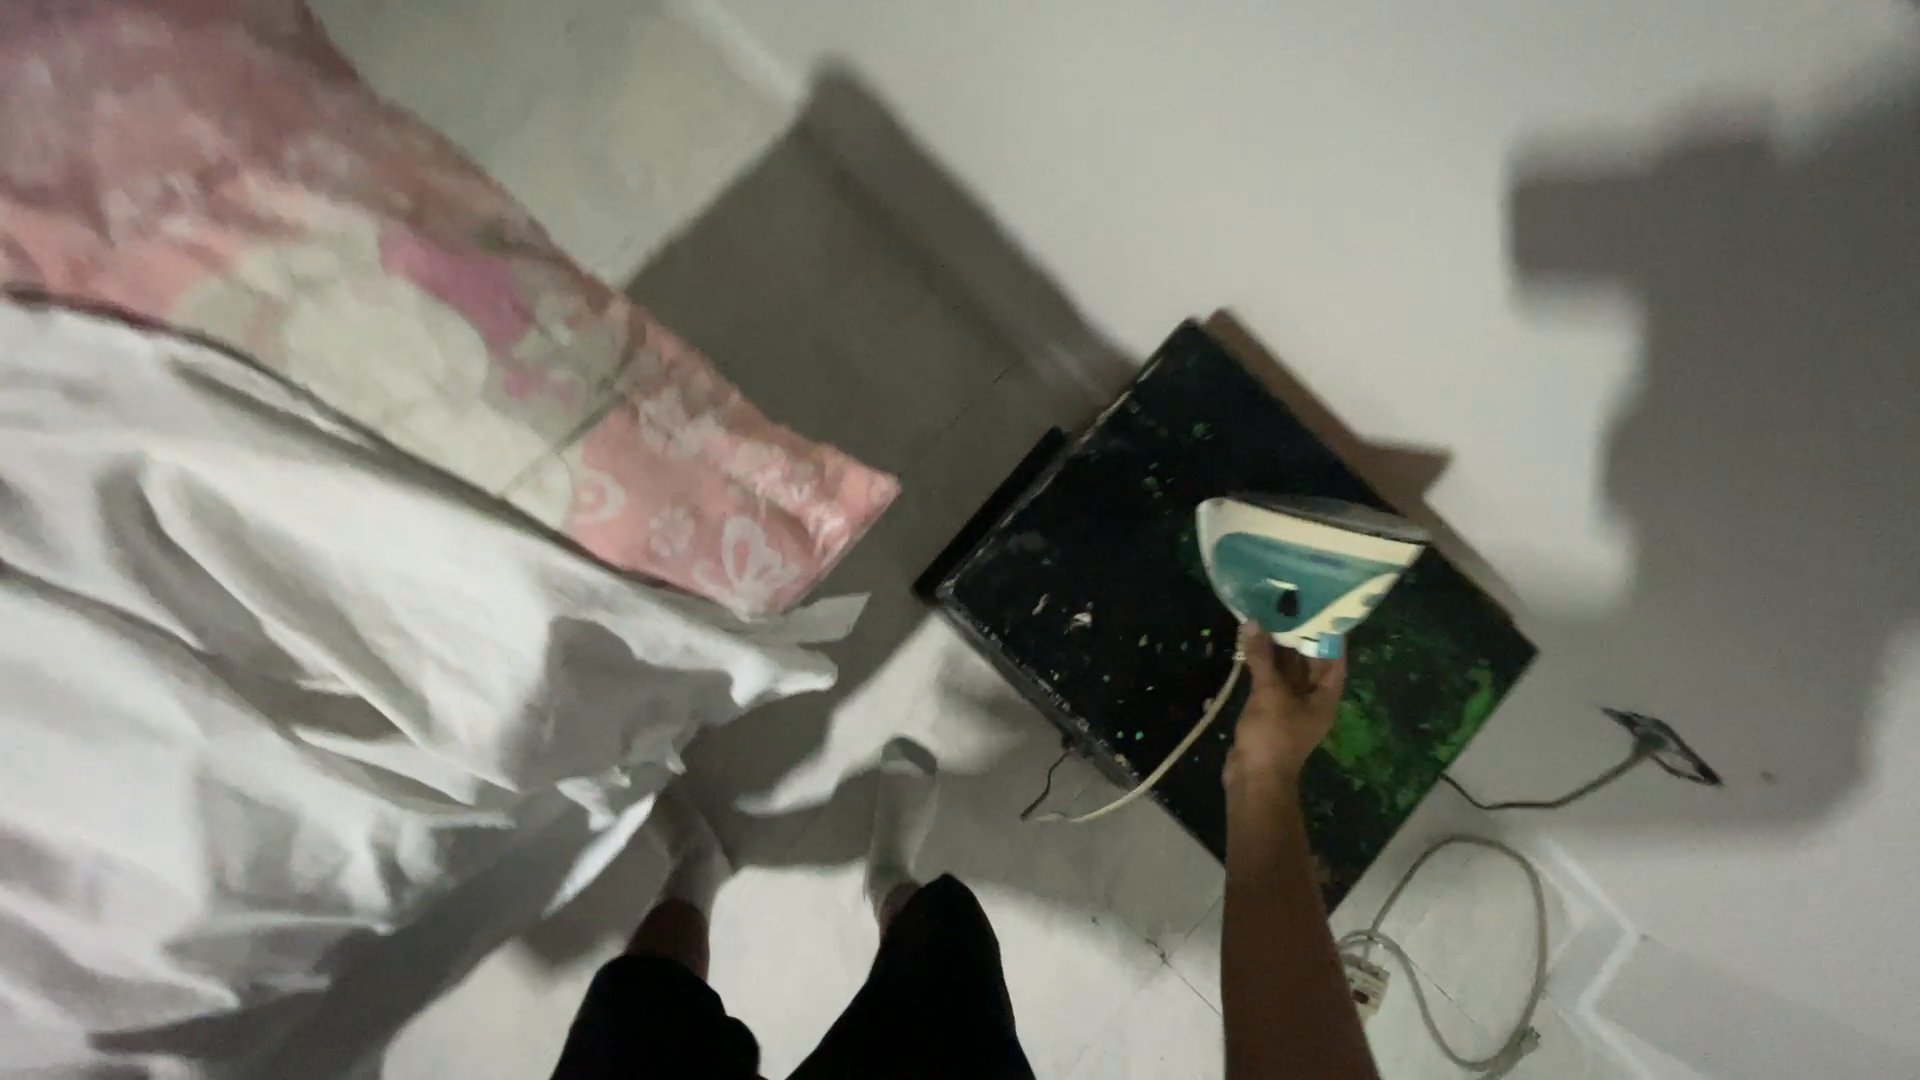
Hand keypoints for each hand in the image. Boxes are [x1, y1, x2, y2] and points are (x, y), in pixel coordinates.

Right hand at [1225, 622, 1347, 785]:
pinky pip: (1268, 680)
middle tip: (1284, 607)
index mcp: (1325, 696)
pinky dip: (1261, 663)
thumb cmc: (1273, 736)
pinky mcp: (1268, 710)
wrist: (1253, 778)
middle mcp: (1311, 699)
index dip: (1328, 634)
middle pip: (1308, 662)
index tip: (1317, 607)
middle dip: (1296, 637)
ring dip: (1275, 649)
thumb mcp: (1269, 693)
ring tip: (1264, 618)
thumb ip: (1262, 657)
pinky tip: (1249, 645)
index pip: (1334, 658)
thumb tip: (1252, 622)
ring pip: (1286, 670)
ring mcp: (1289, 705)